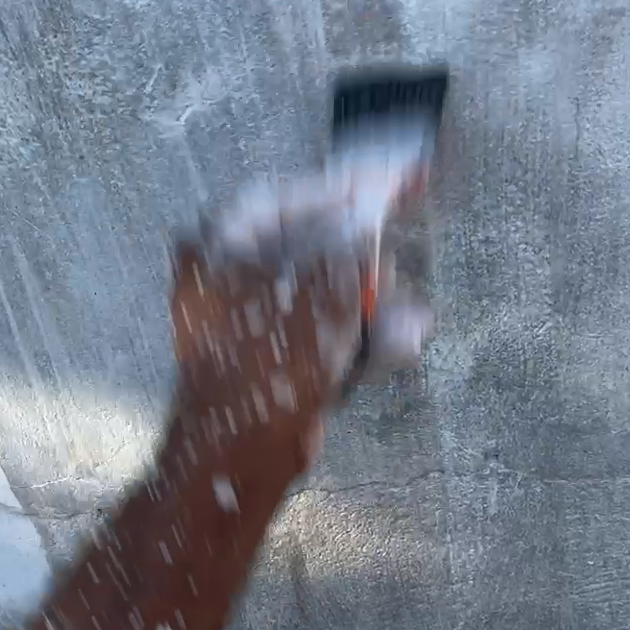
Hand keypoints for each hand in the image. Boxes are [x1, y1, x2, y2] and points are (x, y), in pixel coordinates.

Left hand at [168, 170, 434, 467]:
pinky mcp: (271, 361)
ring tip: (407, 319)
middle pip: (315, 245)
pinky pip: (322, 334)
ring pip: (326, 294)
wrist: (242, 451)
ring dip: (374, 304)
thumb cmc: (270, 359)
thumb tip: (378, 189)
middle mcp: (228, 278)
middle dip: (368, 257)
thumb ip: (357, 227)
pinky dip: (359, 336)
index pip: (294, 194)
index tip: (399, 178)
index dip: (352, 184)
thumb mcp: (324, 280)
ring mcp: (249, 323)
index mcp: (221, 243)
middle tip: (394, 260)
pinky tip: (399, 340)